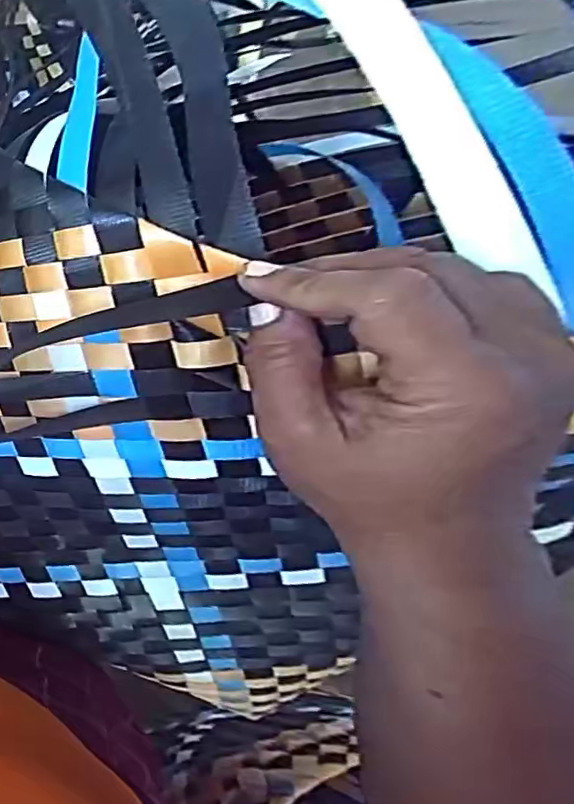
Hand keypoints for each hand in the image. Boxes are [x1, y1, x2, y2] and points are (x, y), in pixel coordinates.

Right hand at [239, 248, 573, 553]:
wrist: (442, 533)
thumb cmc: (370, 495)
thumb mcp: (294, 436)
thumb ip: (278, 366)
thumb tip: (272, 307)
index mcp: (467, 385)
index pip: (390, 295)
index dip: (313, 281)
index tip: (258, 283)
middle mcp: (528, 358)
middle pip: (428, 271)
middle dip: (340, 271)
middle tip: (280, 287)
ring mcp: (549, 351)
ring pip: (457, 270)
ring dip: (378, 275)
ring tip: (319, 296)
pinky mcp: (543, 349)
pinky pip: (482, 289)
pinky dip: (418, 287)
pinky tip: (373, 308)